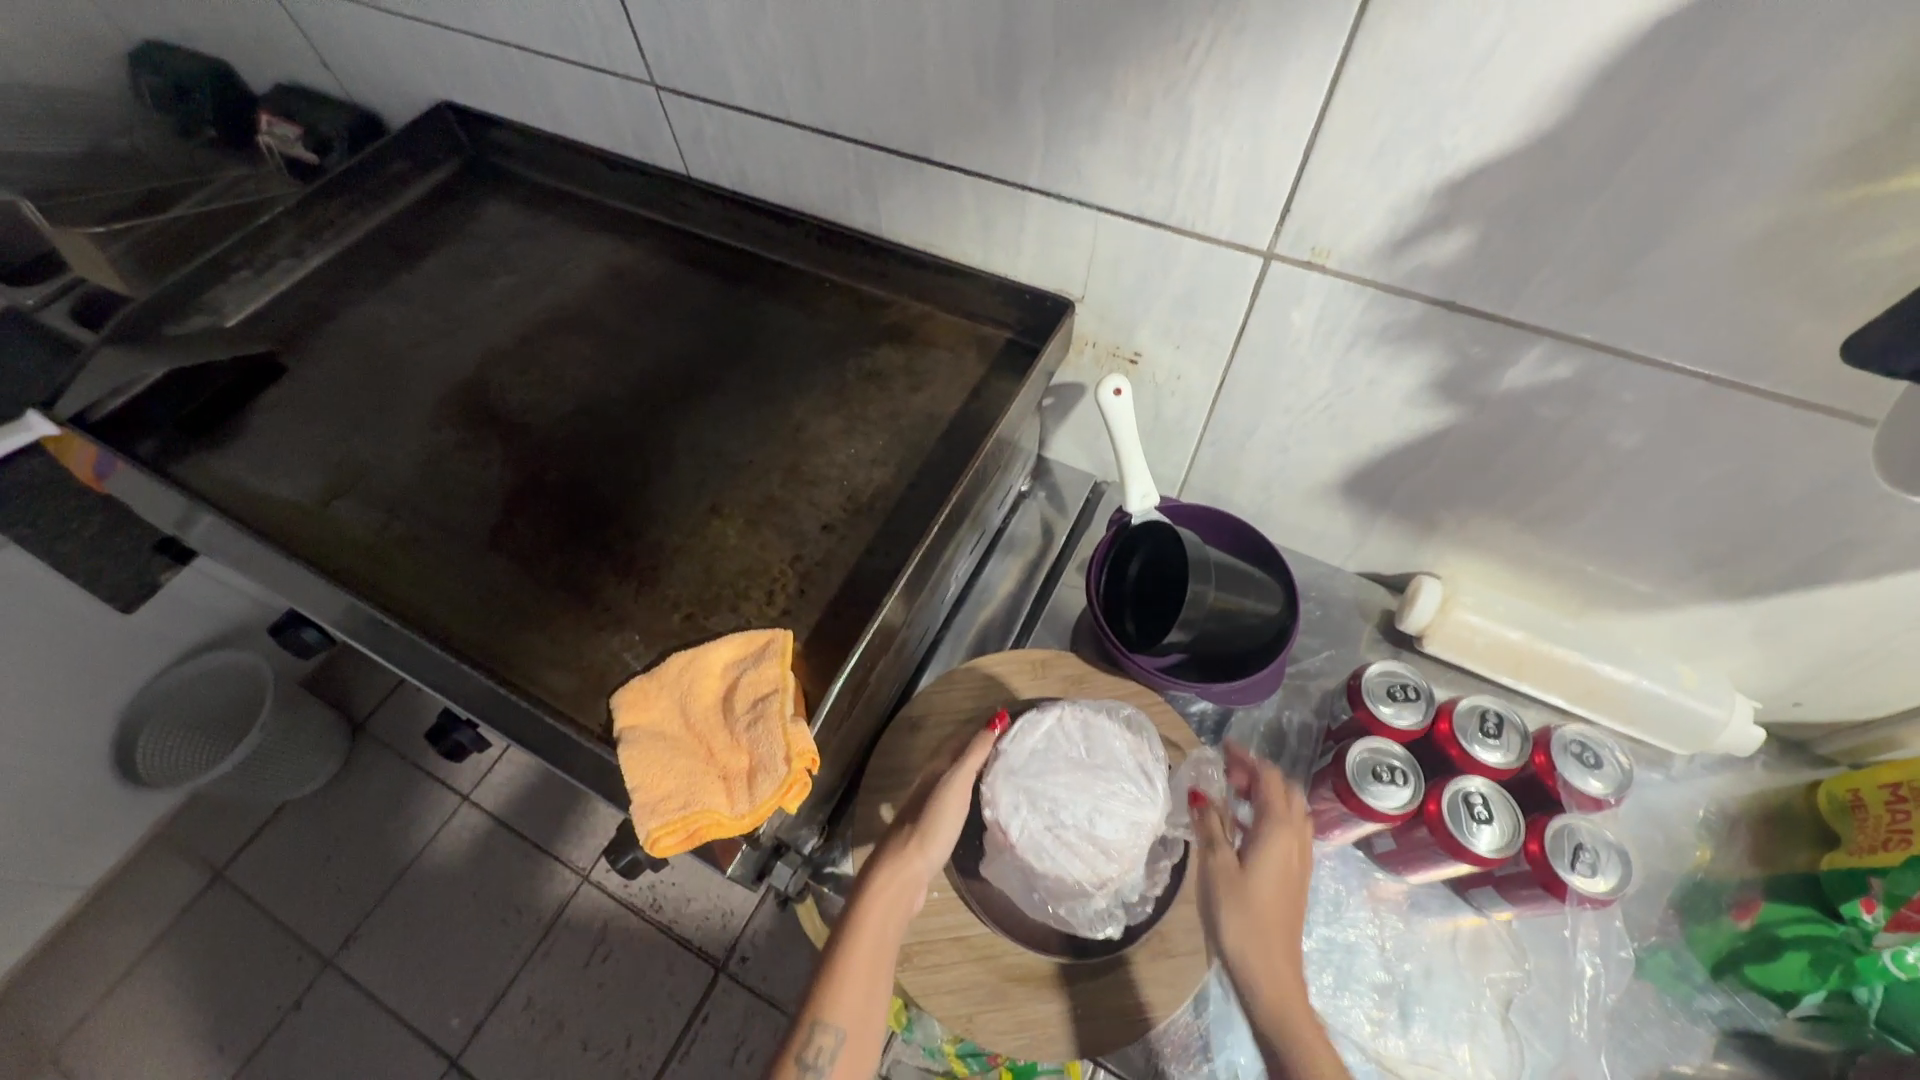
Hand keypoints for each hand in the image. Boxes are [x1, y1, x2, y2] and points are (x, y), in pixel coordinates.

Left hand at [863, 710, 1006, 912]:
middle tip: (1014, 743)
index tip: (1011, 721)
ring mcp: (931, 807)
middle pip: (958, 757)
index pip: (962, 739)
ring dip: (978, 771)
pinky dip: (973, 794)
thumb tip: (997, 717)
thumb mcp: (955, 785)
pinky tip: (985, 803)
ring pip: (957, 780)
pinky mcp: (935, 830)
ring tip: (1006, 769)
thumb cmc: (931, 825)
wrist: (903, 873)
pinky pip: (958, 801)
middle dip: (983, 747)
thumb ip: (974, 754)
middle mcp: (931, 783)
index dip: (984, 729)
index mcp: (935, 768)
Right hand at [1191, 741, 1314, 1006]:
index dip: (1246, 758)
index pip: (1268, 778)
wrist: (1269, 974)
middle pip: (1284, 791)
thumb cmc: (1238, 916)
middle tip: (1225, 773)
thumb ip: (1209, 824)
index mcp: (1278, 828)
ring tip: (1229, 795)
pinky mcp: (1294, 877)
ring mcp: (1299, 859)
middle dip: (1257, 775)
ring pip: (1288, 812)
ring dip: (1263, 795)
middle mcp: (1296, 838)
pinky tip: (1238, 829)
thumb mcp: (1214, 865)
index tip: (1222, 747)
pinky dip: (1265, 817)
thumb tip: (1200, 792)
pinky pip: (1285, 831)